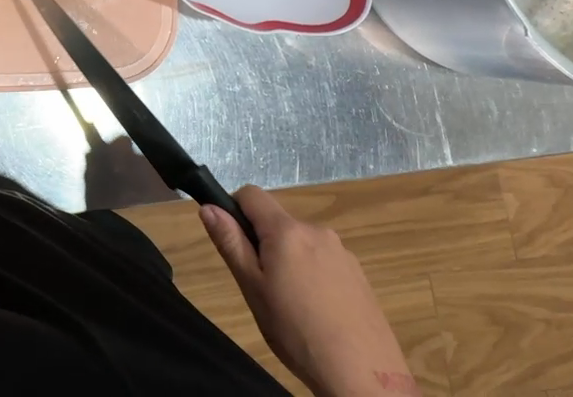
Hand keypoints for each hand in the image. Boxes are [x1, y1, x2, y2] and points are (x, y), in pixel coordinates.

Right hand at [201, 186, 417, 396]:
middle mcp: (317, 231)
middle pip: (277, 221)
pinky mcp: (359, 275)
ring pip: (300, 243)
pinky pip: (323, 261)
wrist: (364, 378)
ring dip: (288, 260)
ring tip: (291, 305)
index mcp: (287, 231)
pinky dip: (312, 275)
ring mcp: (343, 253)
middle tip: (261, 286)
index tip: (233, 244)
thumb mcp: (252, 289)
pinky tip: (317, 312)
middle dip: (262, 243)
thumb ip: (230, 243)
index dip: (234, 210)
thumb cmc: (297, 332)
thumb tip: (208, 207)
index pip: (251, 194)